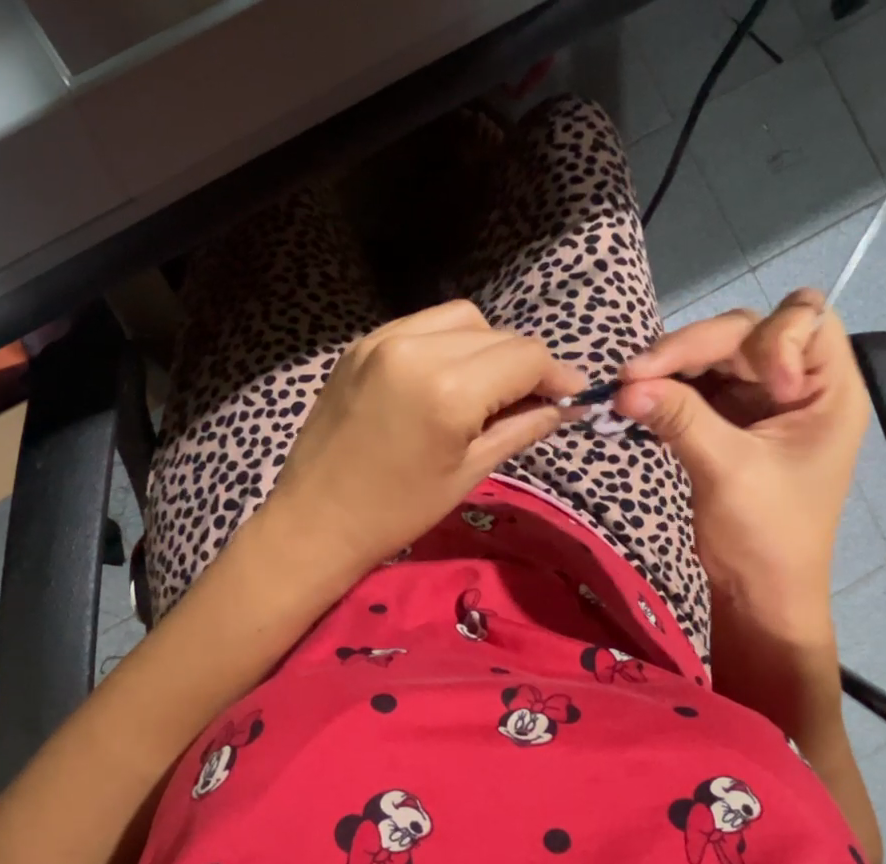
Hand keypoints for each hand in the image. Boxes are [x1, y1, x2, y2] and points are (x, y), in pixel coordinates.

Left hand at [265, 300, 586, 571]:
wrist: (315, 521)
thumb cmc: (396, 512)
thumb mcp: (469, 473)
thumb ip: (522, 428)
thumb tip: (567, 405)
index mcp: (448, 388)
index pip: (526, 356)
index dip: (556, 375)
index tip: (571, 397)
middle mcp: (415, 348)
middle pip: (497, 334)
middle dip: (522, 364)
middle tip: (529, 402)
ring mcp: (382, 340)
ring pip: (461, 319)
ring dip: (485, 346)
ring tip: (482, 391)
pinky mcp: (360, 344)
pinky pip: (421, 325)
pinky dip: (445, 344)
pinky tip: (443, 380)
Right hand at [614, 288, 869, 640]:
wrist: (759, 595)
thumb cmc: (767, 536)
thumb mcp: (728, 471)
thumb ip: (681, 418)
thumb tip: (623, 385)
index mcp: (830, 389)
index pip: (804, 320)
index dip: (767, 339)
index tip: (739, 381)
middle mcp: (798, 384)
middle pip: (746, 332)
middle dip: (693, 347)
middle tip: (635, 374)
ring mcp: (760, 402)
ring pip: (714, 356)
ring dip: (671, 365)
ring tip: (628, 386)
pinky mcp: (728, 421)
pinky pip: (696, 385)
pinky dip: (666, 387)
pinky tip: (637, 398)